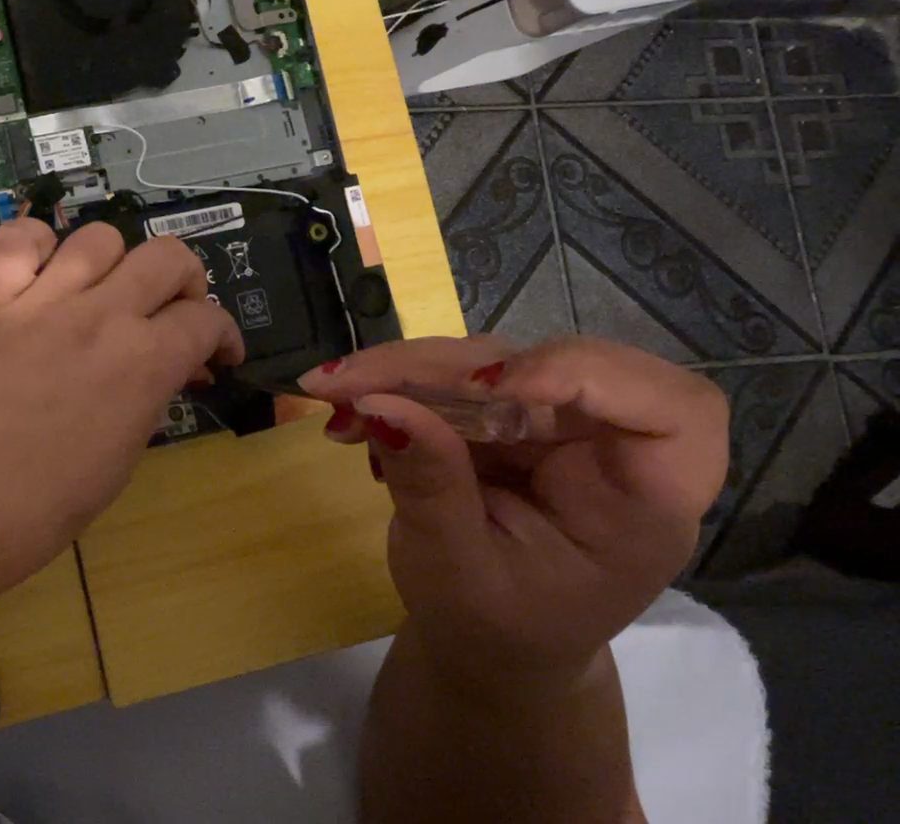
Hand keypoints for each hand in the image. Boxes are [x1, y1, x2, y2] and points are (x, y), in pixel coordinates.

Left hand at [0, 219, 243, 543]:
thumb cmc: (54, 498)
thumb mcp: (129, 449)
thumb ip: (154, 391)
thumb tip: (172, 365)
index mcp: (145, 362)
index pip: (206, 318)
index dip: (222, 335)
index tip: (216, 355)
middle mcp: (100, 316)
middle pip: (167, 257)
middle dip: (185, 283)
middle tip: (171, 314)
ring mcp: (41, 302)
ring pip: (99, 237)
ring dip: (117, 261)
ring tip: (106, 290)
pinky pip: (15, 240)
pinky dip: (35, 242)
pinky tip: (43, 269)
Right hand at [296, 336, 727, 687]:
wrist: (489, 642)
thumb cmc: (493, 625)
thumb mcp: (454, 567)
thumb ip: (429, 486)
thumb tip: (378, 405)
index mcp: (639, 501)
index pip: (672, 412)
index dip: (593, 377)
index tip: (492, 384)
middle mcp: (603, 447)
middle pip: (544, 366)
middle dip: (438, 366)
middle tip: (344, 382)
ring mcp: (551, 427)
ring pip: (486, 361)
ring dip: (402, 370)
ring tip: (331, 395)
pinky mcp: (503, 418)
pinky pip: (450, 380)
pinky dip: (393, 385)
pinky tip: (349, 412)